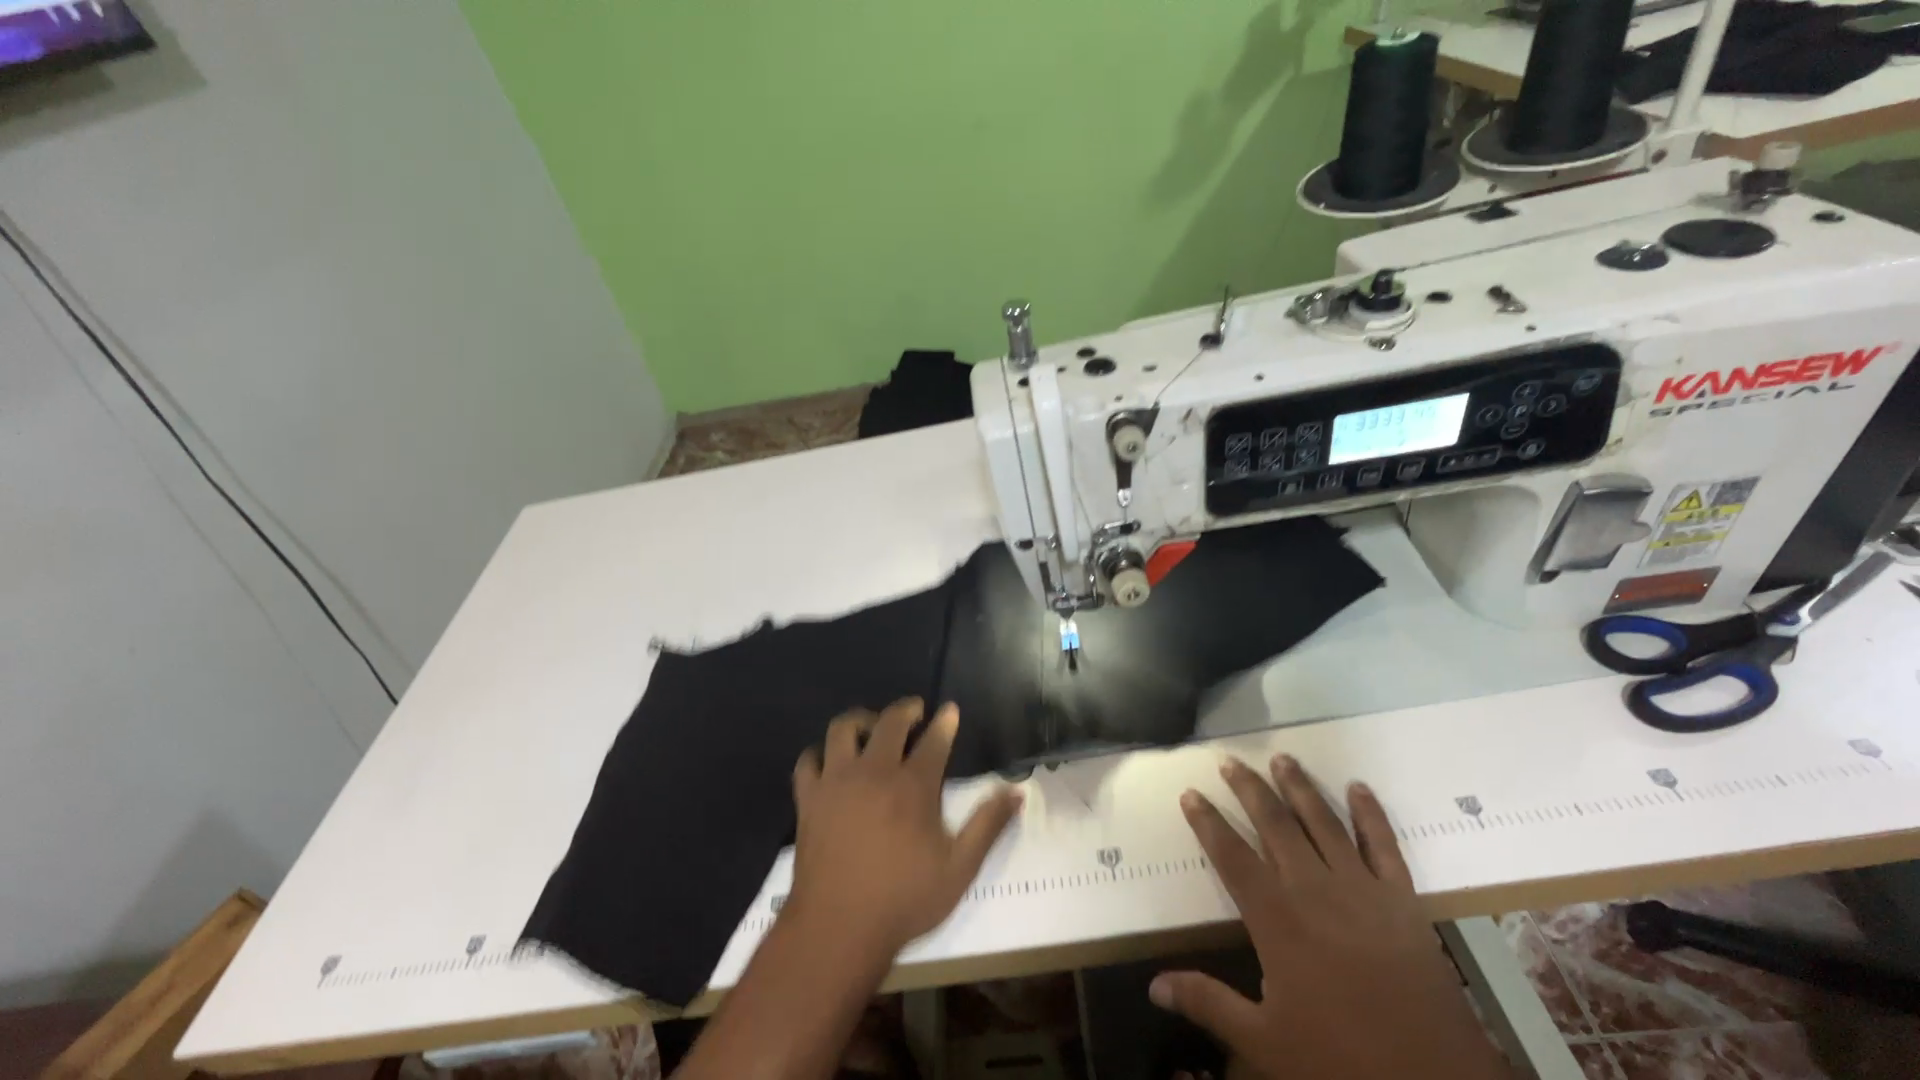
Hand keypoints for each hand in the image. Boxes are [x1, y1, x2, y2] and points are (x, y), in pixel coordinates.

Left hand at [787, 699, 1022, 953]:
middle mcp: (874, 772)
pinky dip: (819, 754)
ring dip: (860, 720)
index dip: (944, 723)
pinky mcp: (808, 799)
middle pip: (888, 723)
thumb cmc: (904, 899)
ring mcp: (836, 782)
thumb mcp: (959, 868)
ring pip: (842, 730)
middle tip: (915, 710)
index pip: (934, 741)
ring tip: (870, 726)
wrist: (838, 926)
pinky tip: (828, 761)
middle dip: (905, 710)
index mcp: (914, 786)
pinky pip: (808, 761)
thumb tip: (1016, 793)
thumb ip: (988, 826)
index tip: (950, 711)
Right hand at [1151, 755, 1509, 1079]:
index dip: (1209, 824)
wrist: (1432, 1075)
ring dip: (1301, 789)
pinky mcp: (1403, 899)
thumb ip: (1208, 1002)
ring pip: (1324, 824)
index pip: (1233, 858)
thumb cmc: (1340, 1057)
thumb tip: (1153, 985)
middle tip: (1230, 761)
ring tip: (1282, 758)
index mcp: (1277, 921)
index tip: (1190, 794)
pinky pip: (1384, 845)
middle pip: (1277, 827)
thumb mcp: (1264, 1040)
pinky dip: (1370, 813)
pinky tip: (1358, 788)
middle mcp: (1315, 891)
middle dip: (1250, 791)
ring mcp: (1363, 890)